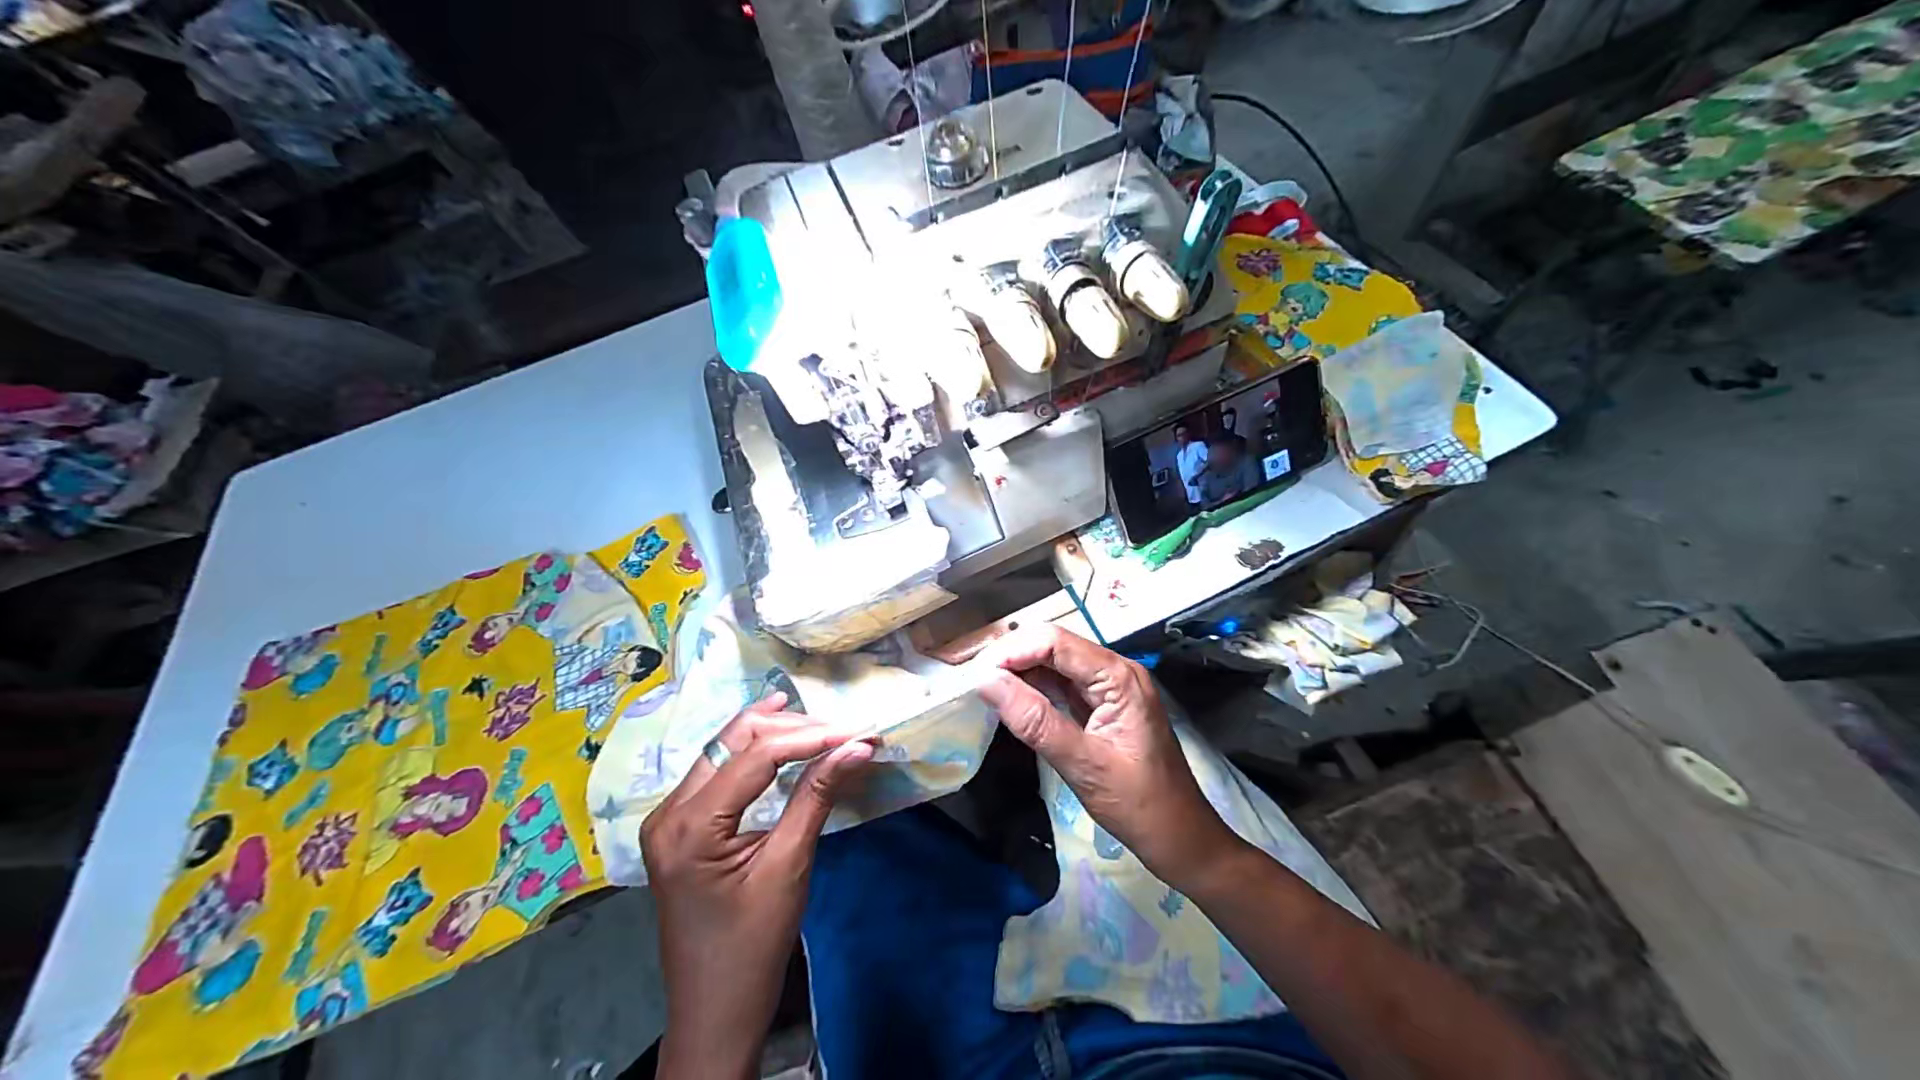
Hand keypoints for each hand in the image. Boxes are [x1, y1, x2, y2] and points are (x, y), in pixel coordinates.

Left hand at [641, 693, 872, 1077]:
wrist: (714, 1012)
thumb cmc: (752, 948)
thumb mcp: (788, 867)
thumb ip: (817, 796)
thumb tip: (857, 746)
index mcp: (688, 824)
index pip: (756, 755)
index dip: (811, 736)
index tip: (859, 731)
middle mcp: (668, 809)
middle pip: (733, 740)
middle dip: (792, 727)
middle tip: (844, 731)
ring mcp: (668, 816)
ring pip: (724, 749)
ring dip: (774, 734)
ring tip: (823, 730)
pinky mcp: (679, 825)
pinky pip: (719, 771)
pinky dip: (756, 754)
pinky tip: (784, 741)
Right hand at [976, 626, 1240, 887]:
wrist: (1180, 836)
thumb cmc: (1139, 804)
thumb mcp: (1082, 765)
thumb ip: (1034, 720)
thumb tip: (986, 682)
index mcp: (1118, 677)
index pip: (1055, 642)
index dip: (1012, 650)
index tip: (976, 673)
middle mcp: (1115, 671)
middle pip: (1054, 646)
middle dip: (1012, 656)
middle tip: (974, 680)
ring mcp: (1109, 687)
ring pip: (1055, 664)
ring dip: (1019, 671)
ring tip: (984, 687)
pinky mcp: (1102, 705)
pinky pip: (1062, 684)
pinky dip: (1034, 689)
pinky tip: (1011, 699)